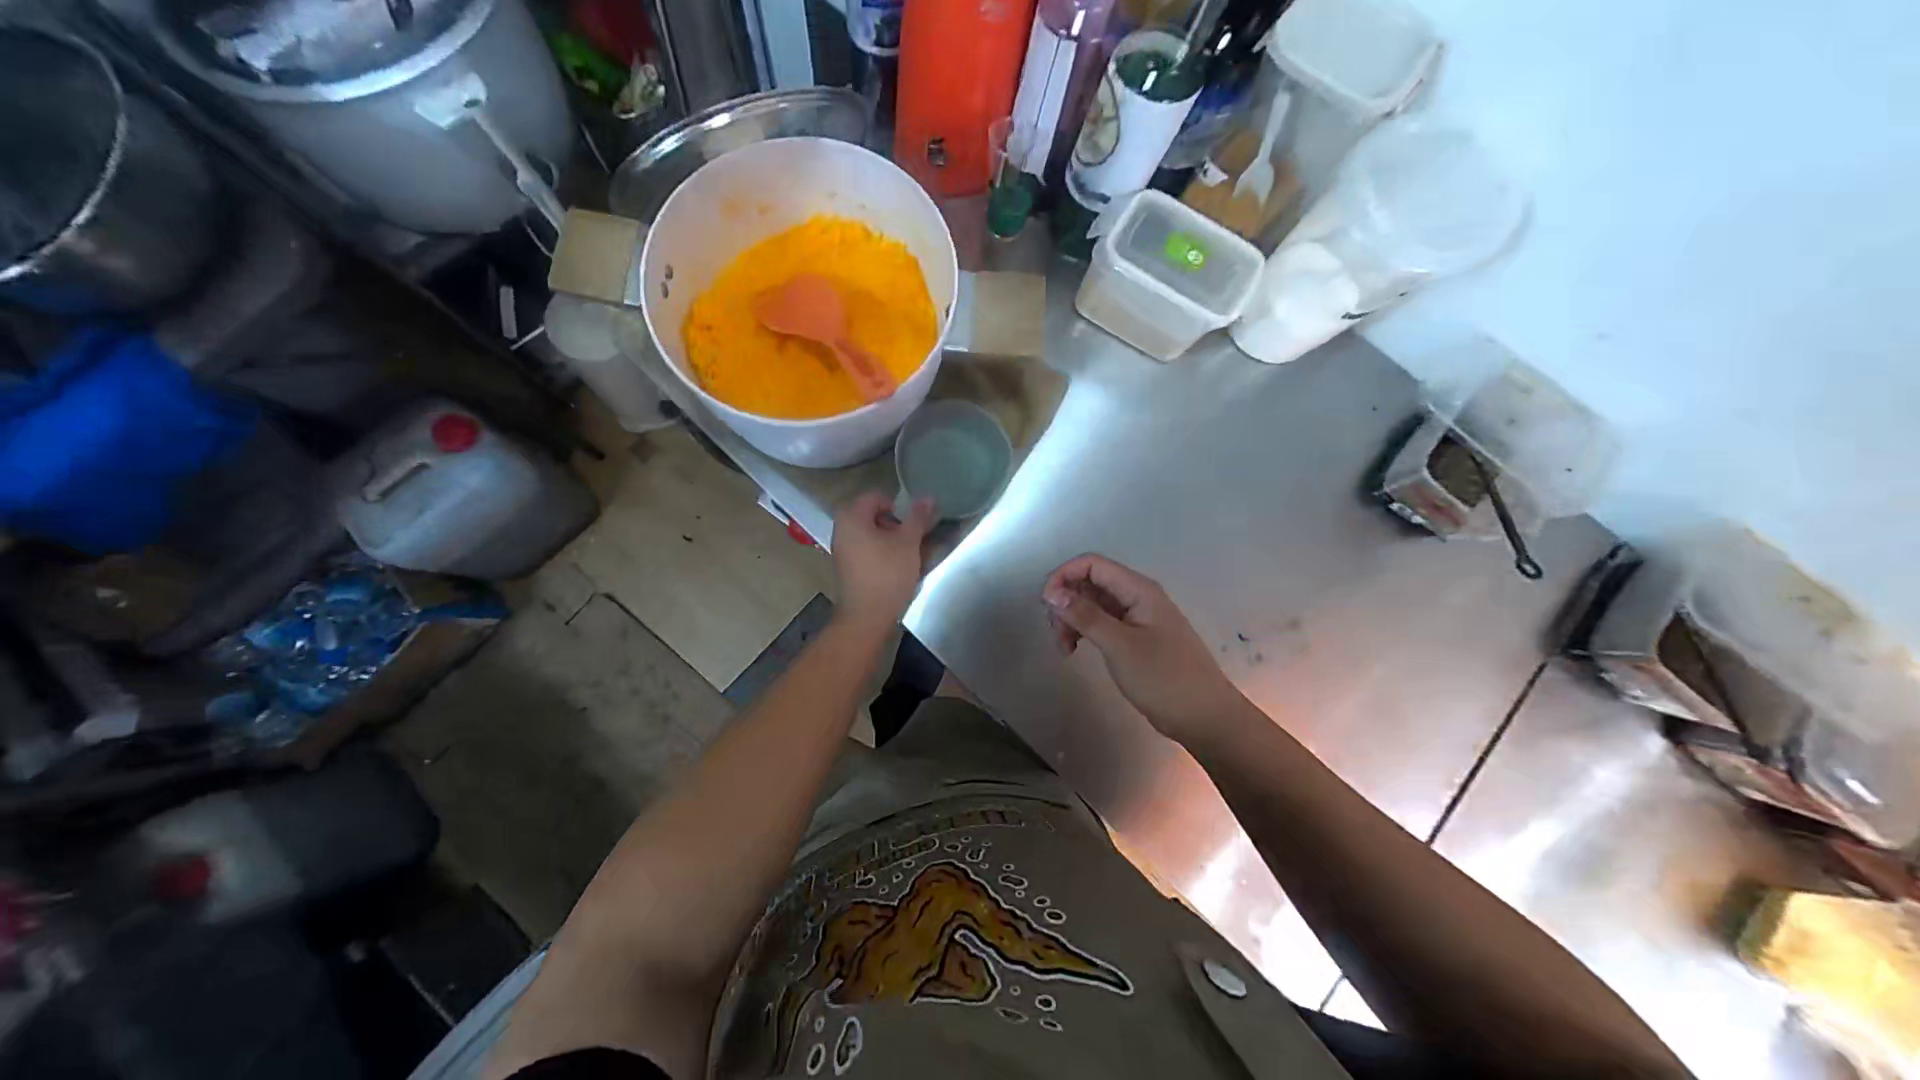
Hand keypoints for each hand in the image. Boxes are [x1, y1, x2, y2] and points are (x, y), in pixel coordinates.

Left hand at [832, 492, 935, 627]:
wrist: (867, 616)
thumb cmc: (888, 573)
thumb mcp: (908, 542)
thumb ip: (918, 517)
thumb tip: (928, 497)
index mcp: (851, 517)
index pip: (876, 497)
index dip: (898, 506)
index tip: (913, 523)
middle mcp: (841, 530)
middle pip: (873, 515)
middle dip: (896, 524)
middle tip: (913, 538)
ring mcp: (842, 550)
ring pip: (871, 535)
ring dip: (891, 540)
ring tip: (909, 554)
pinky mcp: (846, 568)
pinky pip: (866, 550)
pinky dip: (882, 553)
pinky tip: (897, 568)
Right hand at [1042, 554, 1248, 745]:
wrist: (1203, 716)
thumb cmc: (1163, 677)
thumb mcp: (1119, 645)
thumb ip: (1085, 616)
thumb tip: (1052, 592)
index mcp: (1138, 590)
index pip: (1092, 564)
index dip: (1064, 576)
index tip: (1045, 604)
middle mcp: (1137, 597)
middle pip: (1090, 583)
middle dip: (1066, 602)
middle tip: (1056, 633)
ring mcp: (1137, 619)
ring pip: (1094, 605)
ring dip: (1072, 620)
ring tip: (1065, 648)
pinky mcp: (1135, 639)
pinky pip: (1102, 624)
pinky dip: (1085, 632)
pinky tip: (1075, 651)